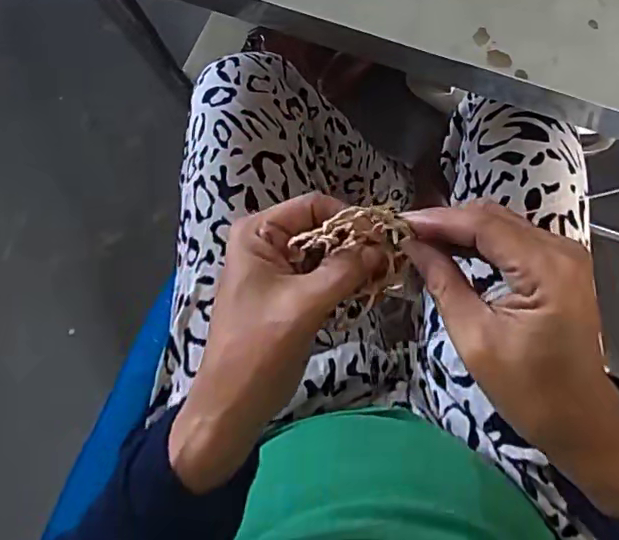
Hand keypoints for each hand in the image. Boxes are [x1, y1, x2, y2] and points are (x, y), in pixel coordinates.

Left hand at [169, 193, 386, 491]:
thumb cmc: (257, 351)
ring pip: (328, 252)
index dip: (349, 218)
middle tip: (388, 260)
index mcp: (258, 233)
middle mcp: (267, 242)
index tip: (381, 238)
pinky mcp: (291, 293)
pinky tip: (368, 291)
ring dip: (355, 263)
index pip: (313, 205)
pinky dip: (347, 281)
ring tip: (382, 276)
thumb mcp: (304, 305)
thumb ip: (345, 270)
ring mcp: (279, 268)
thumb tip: (383, 247)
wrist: (230, 412)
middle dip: (355, 243)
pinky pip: (325, 275)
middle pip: (323, 227)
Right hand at [403, 203, 618, 516]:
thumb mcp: (477, 341)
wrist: (586, 425)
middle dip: (448, 222)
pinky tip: (456, 249)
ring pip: (504, 223)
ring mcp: (566, 253)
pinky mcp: (563, 263)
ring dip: (464, 229)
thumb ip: (444, 284)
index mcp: (546, 267)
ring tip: (425, 240)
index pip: (484, 224)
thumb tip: (414, 246)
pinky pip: (516, 238)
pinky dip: (484, 241)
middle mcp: (561, 249)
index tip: (402, 222)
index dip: (439, 219)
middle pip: (494, 217)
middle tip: (408, 232)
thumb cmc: (533, 393)